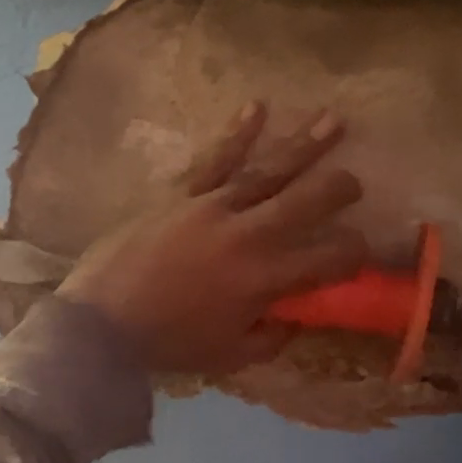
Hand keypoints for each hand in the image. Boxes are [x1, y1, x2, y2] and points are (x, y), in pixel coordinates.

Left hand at [57, 101, 366, 373]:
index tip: (361, 251)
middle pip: (308, 201)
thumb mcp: (228, 356)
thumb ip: (270, 339)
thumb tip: (296, 318)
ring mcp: (212, 208)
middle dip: (340, 189)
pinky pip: (213, 159)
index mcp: (266, 278)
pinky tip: (256, 107)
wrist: (100, 322)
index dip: (355, 254)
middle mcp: (248, 234)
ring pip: (268, 170)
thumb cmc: (165, 344)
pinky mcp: (177, 195)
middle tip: (354, 182)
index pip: (330, 257)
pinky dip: (235, 133)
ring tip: (333, 120)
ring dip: (304, 144)